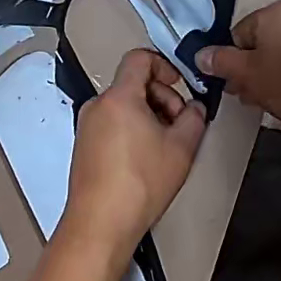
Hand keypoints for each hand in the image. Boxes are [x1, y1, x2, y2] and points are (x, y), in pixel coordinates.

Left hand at [59, 49, 207, 262]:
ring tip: (164, 145)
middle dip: (161, 98)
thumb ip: (194, 118)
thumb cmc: (136, 186)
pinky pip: (111, 124)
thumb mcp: (182, 147)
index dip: (164, 66)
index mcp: (119, 97)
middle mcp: (97, 106)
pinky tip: (145, 158)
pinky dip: (131, 131)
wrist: (102, 222)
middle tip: (179, 123)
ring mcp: (87, 126)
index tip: (177, 84)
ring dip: (147, 116)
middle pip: (133, 83)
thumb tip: (195, 109)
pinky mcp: (84, 146)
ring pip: (123, 106)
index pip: (139, 58)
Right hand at [195, 0, 280, 137]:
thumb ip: (223, 63)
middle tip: (258, 96)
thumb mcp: (253, 79)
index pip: (239, 33)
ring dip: (280, 68)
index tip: (241, 87)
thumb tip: (202, 54)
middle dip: (258, 66)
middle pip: (265, 37)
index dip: (236, 63)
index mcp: (277, 10)